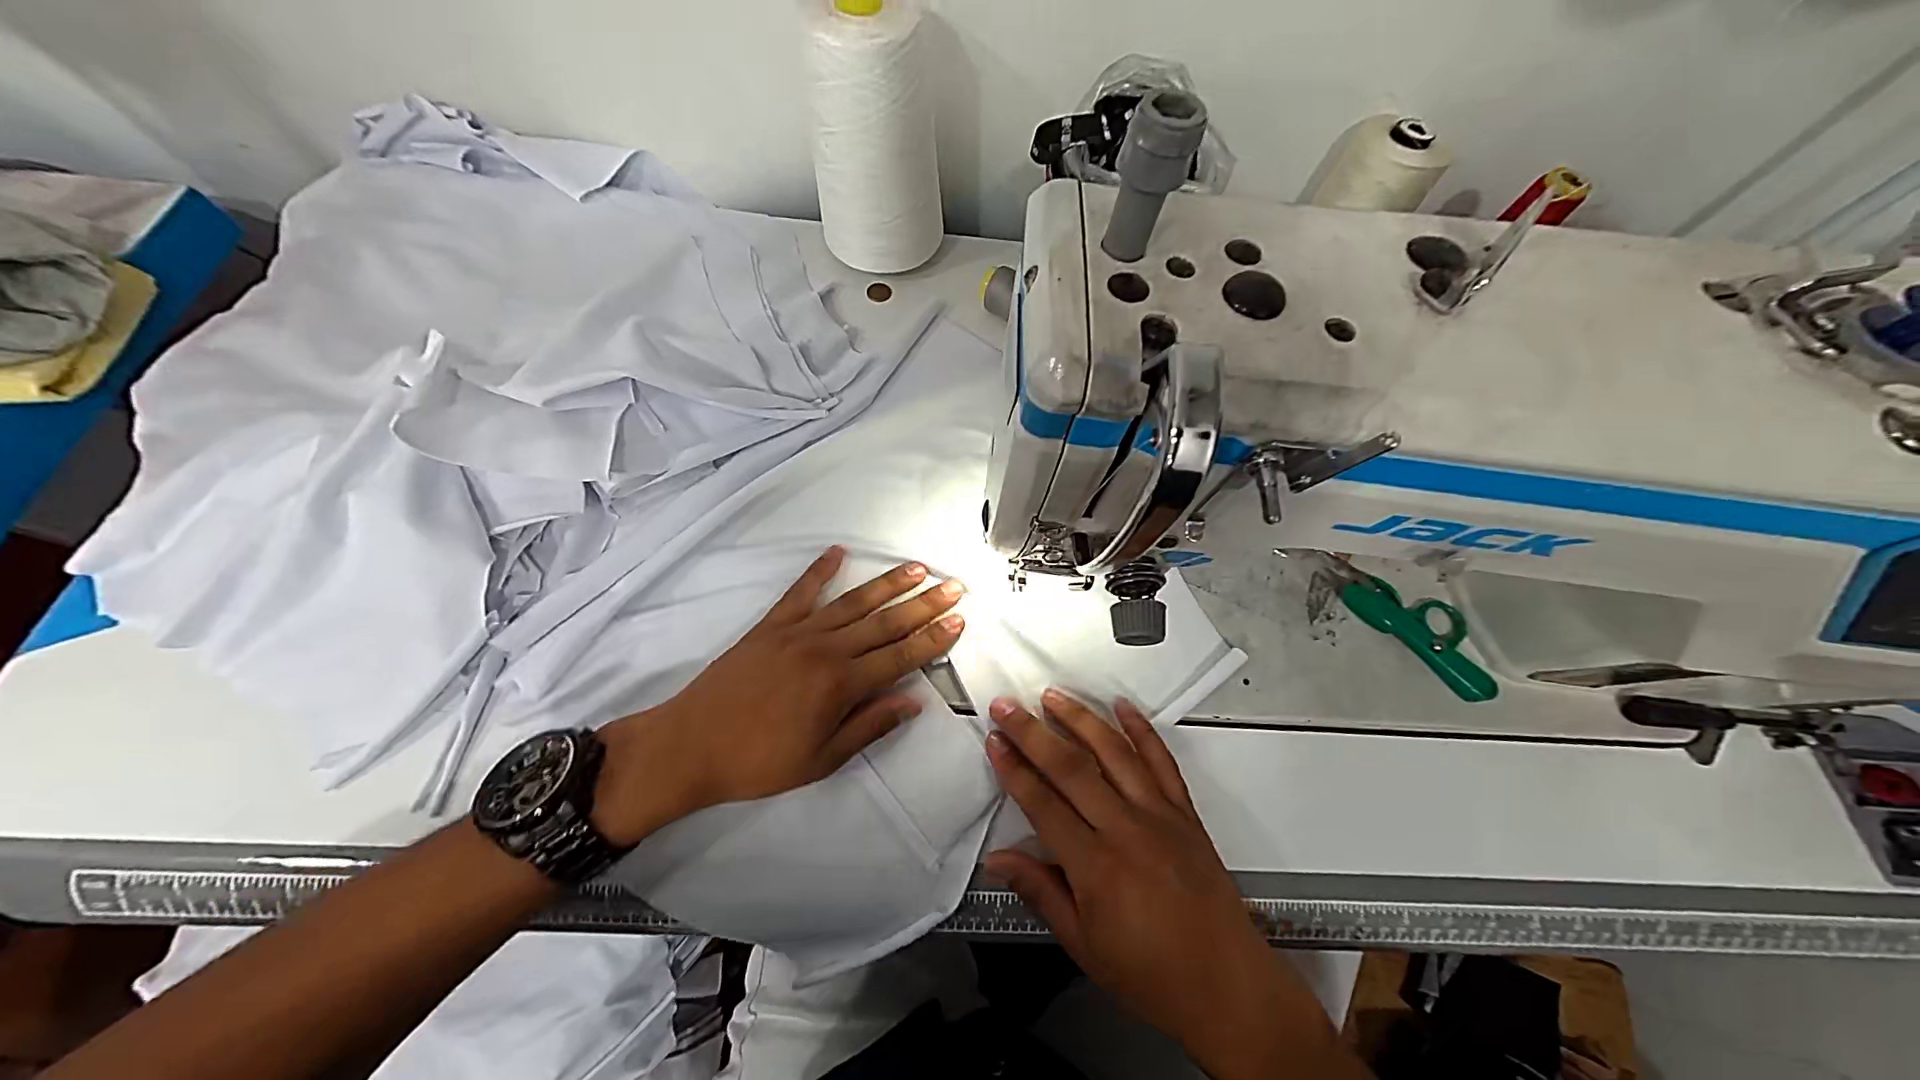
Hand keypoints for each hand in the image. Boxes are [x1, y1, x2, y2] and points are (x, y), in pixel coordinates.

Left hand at [592, 547, 965, 844]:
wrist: (690, 746)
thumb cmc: (759, 762)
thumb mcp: (821, 759)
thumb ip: (869, 727)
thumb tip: (911, 702)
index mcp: (840, 685)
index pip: (900, 656)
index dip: (933, 638)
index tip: (959, 620)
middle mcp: (825, 650)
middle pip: (885, 623)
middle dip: (924, 604)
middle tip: (953, 586)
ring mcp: (796, 632)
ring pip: (853, 602)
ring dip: (887, 584)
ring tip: (916, 568)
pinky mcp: (770, 626)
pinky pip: (801, 592)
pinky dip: (820, 570)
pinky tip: (838, 552)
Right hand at [984, 691, 1367, 1079]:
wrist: (1227, 988)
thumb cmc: (1155, 975)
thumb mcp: (1083, 943)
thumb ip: (1039, 891)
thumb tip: (1000, 861)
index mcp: (1096, 867)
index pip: (1042, 803)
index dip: (1014, 768)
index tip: (995, 743)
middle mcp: (1127, 831)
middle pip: (1071, 767)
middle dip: (1033, 732)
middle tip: (1009, 707)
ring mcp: (1160, 817)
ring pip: (1114, 752)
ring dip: (1081, 719)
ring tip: (1055, 697)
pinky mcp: (1185, 814)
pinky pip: (1162, 761)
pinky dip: (1142, 730)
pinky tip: (1124, 708)